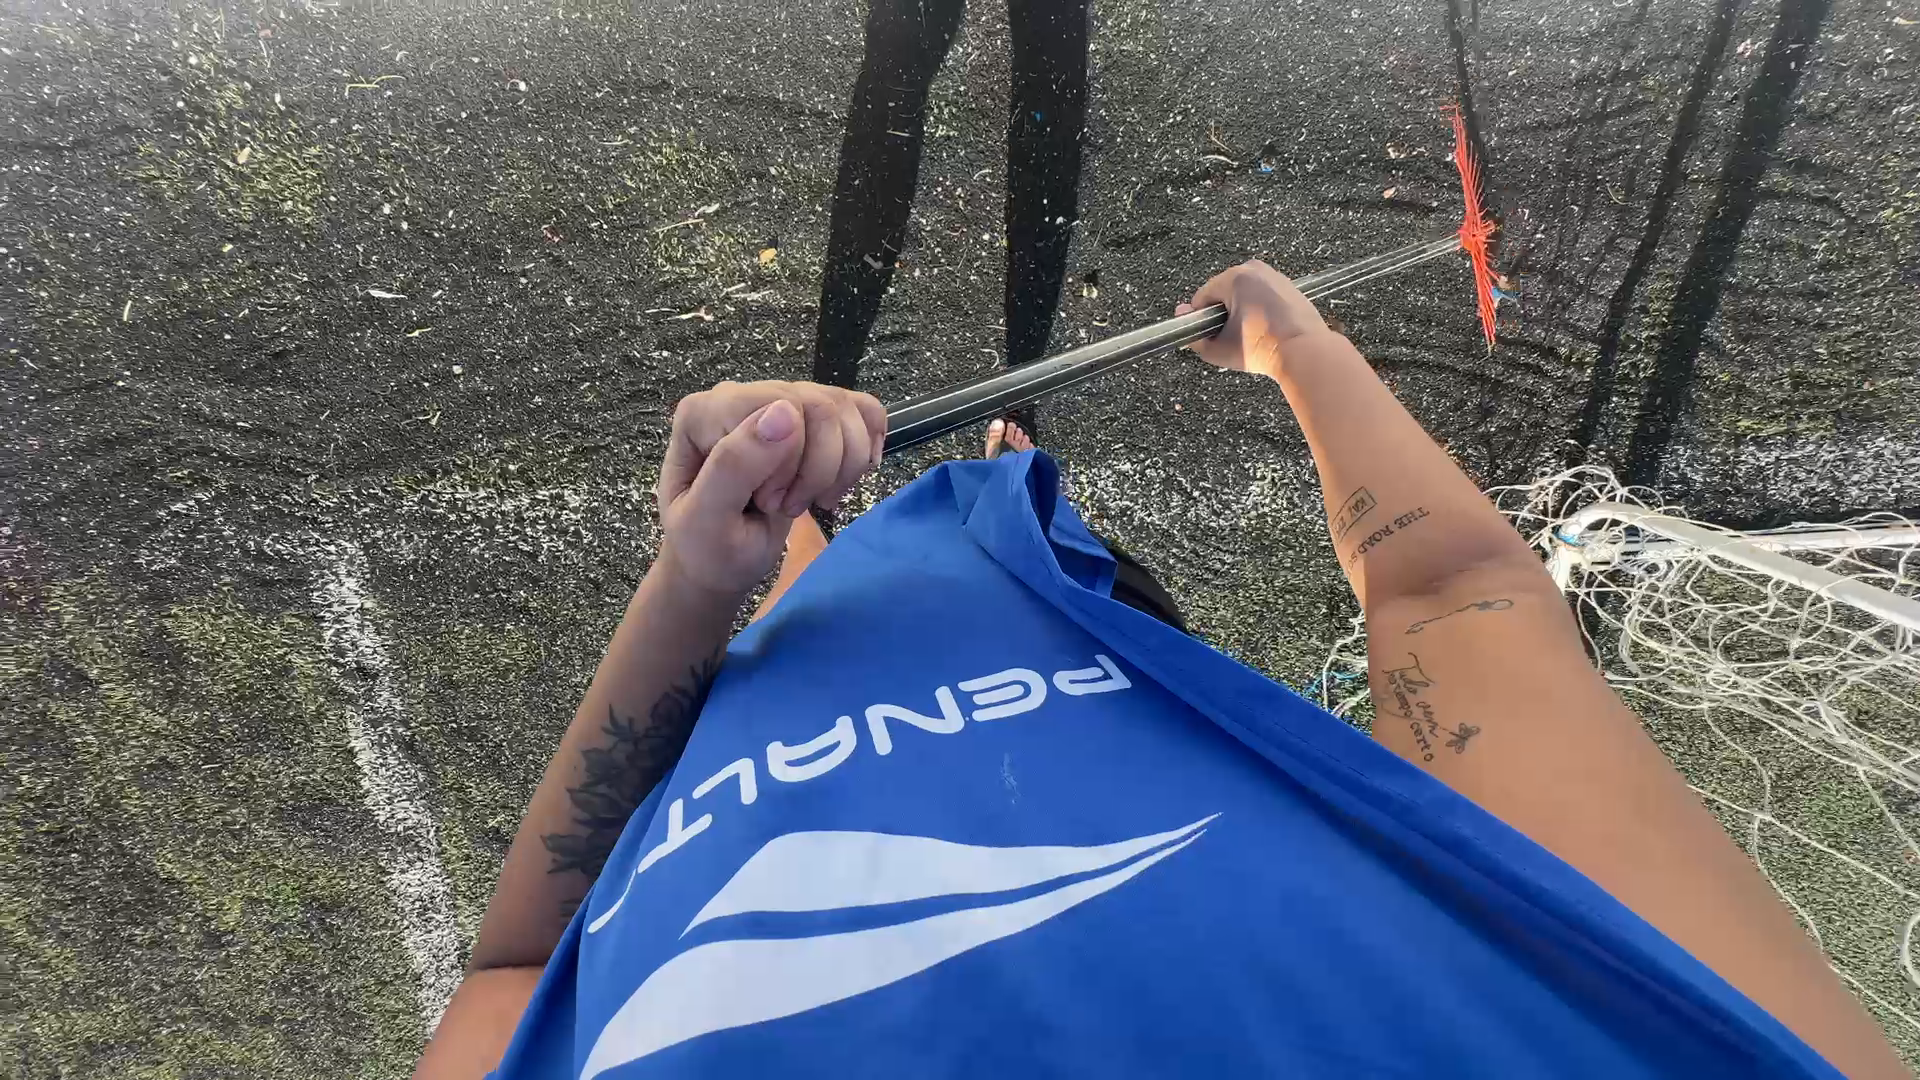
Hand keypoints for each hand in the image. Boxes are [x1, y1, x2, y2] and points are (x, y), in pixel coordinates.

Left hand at [653, 380, 885, 597]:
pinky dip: (865, 449)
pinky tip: (846, 479)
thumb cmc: (708, 549)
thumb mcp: (709, 519)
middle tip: (789, 505)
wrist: (722, 563)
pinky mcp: (810, 420)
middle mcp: (741, 396)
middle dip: (818, 468)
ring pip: (844, 409)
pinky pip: (862, 412)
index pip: (780, 407)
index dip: (790, 460)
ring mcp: (778, 405)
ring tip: (811, 500)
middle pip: (819, 405)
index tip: (767, 501)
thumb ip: (736, 464)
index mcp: (704, 413)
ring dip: (841, 467)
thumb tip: (785, 413)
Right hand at [1176, 260, 1328, 378]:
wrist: (1302, 351)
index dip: (1200, 318)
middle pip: (1223, 292)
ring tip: (1246, 335)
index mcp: (1234, 278)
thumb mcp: (1215, 348)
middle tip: (1229, 338)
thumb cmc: (1261, 348)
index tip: (1208, 335)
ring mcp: (1273, 275)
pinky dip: (1256, 310)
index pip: (1202, 296)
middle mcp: (1254, 270)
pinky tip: (1261, 330)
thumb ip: (1191, 333)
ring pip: (1242, 294)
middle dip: (1221, 313)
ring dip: (1238, 311)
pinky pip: (1261, 295)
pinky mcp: (1287, 286)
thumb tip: (1181, 315)